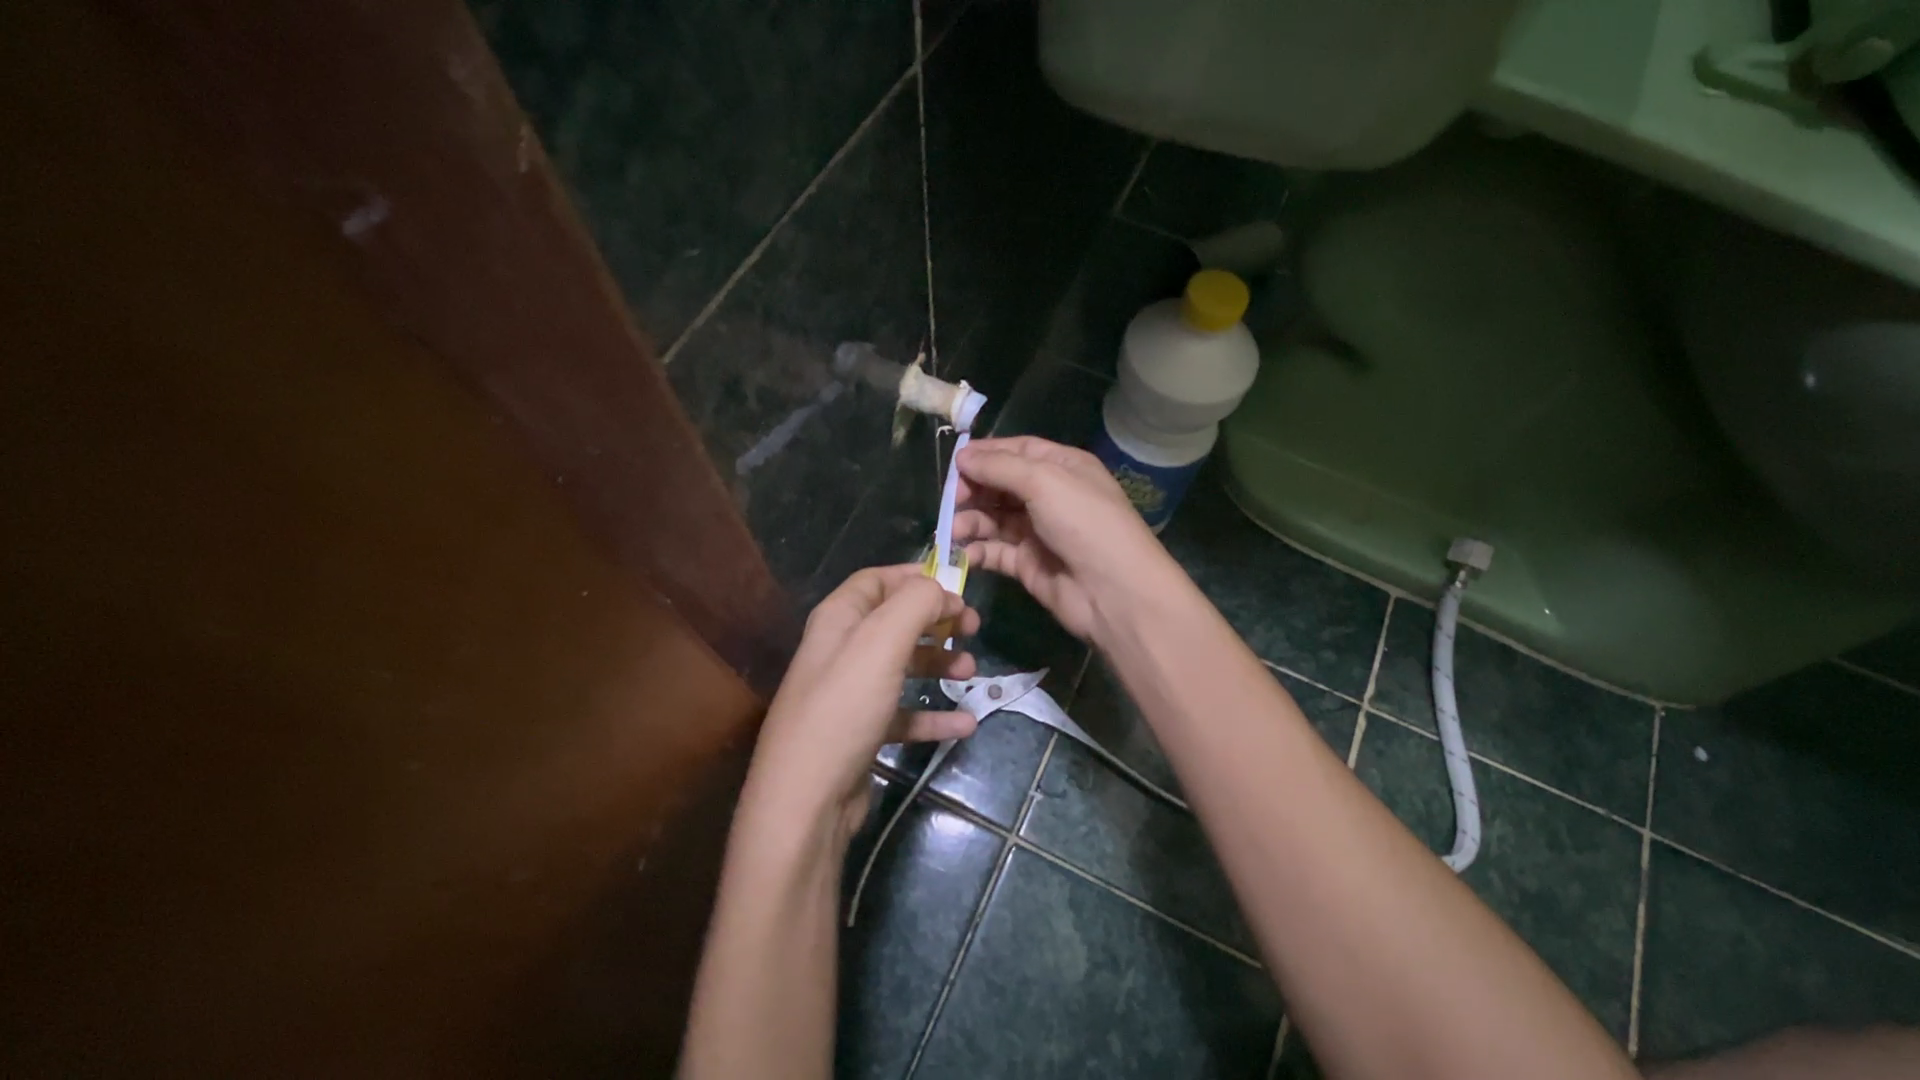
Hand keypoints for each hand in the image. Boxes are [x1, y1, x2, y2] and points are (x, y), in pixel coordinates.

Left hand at [744, 565, 981, 841]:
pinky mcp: (861, 732)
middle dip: (936, 621)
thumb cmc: (844, 708)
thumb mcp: (881, 643)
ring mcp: (850, 694)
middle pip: (894, 622)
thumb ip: (916, 604)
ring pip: (902, 667)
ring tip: (970, 672)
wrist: (807, 798)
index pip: (876, 580)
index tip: (959, 587)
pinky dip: (934, 716)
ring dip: (939, 663)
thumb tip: (942, 590)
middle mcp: (840, 650)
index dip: (917, 578)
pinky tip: (965, 725)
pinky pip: (904, 714)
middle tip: (973, 628)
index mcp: (838, 619)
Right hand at [953, 436, 1183, 642]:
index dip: (985, 454)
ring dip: (971, 521)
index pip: (1017, 451)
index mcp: (1062, 467)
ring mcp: (1039, 532)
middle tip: (952, 500)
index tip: (954, 464)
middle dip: (974, 489)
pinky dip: (978, 550)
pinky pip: (995, 551)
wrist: (1114, 591)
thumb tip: (962, 456)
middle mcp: (1051, 496)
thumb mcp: (1044, 481)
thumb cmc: (1084, 523)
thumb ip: (1000, 467)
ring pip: (994, 518)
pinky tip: (964, 552)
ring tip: (954, 529)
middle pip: (1001, 484)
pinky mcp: (1028, 564)